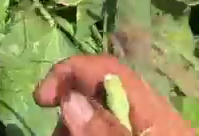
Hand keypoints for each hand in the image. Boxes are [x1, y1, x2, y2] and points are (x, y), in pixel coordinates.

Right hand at [35, 55, 195, 135]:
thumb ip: (105, 133)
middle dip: (72, 109)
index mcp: (154, 113)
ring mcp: (156, 133)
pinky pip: (120, 132)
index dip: (71, 72)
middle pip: (104, 94)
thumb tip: (70, 100)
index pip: (109, 70)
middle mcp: (157, 118)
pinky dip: (100, 135)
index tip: (41, 99)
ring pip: (109, 118)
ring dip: (82, 129)